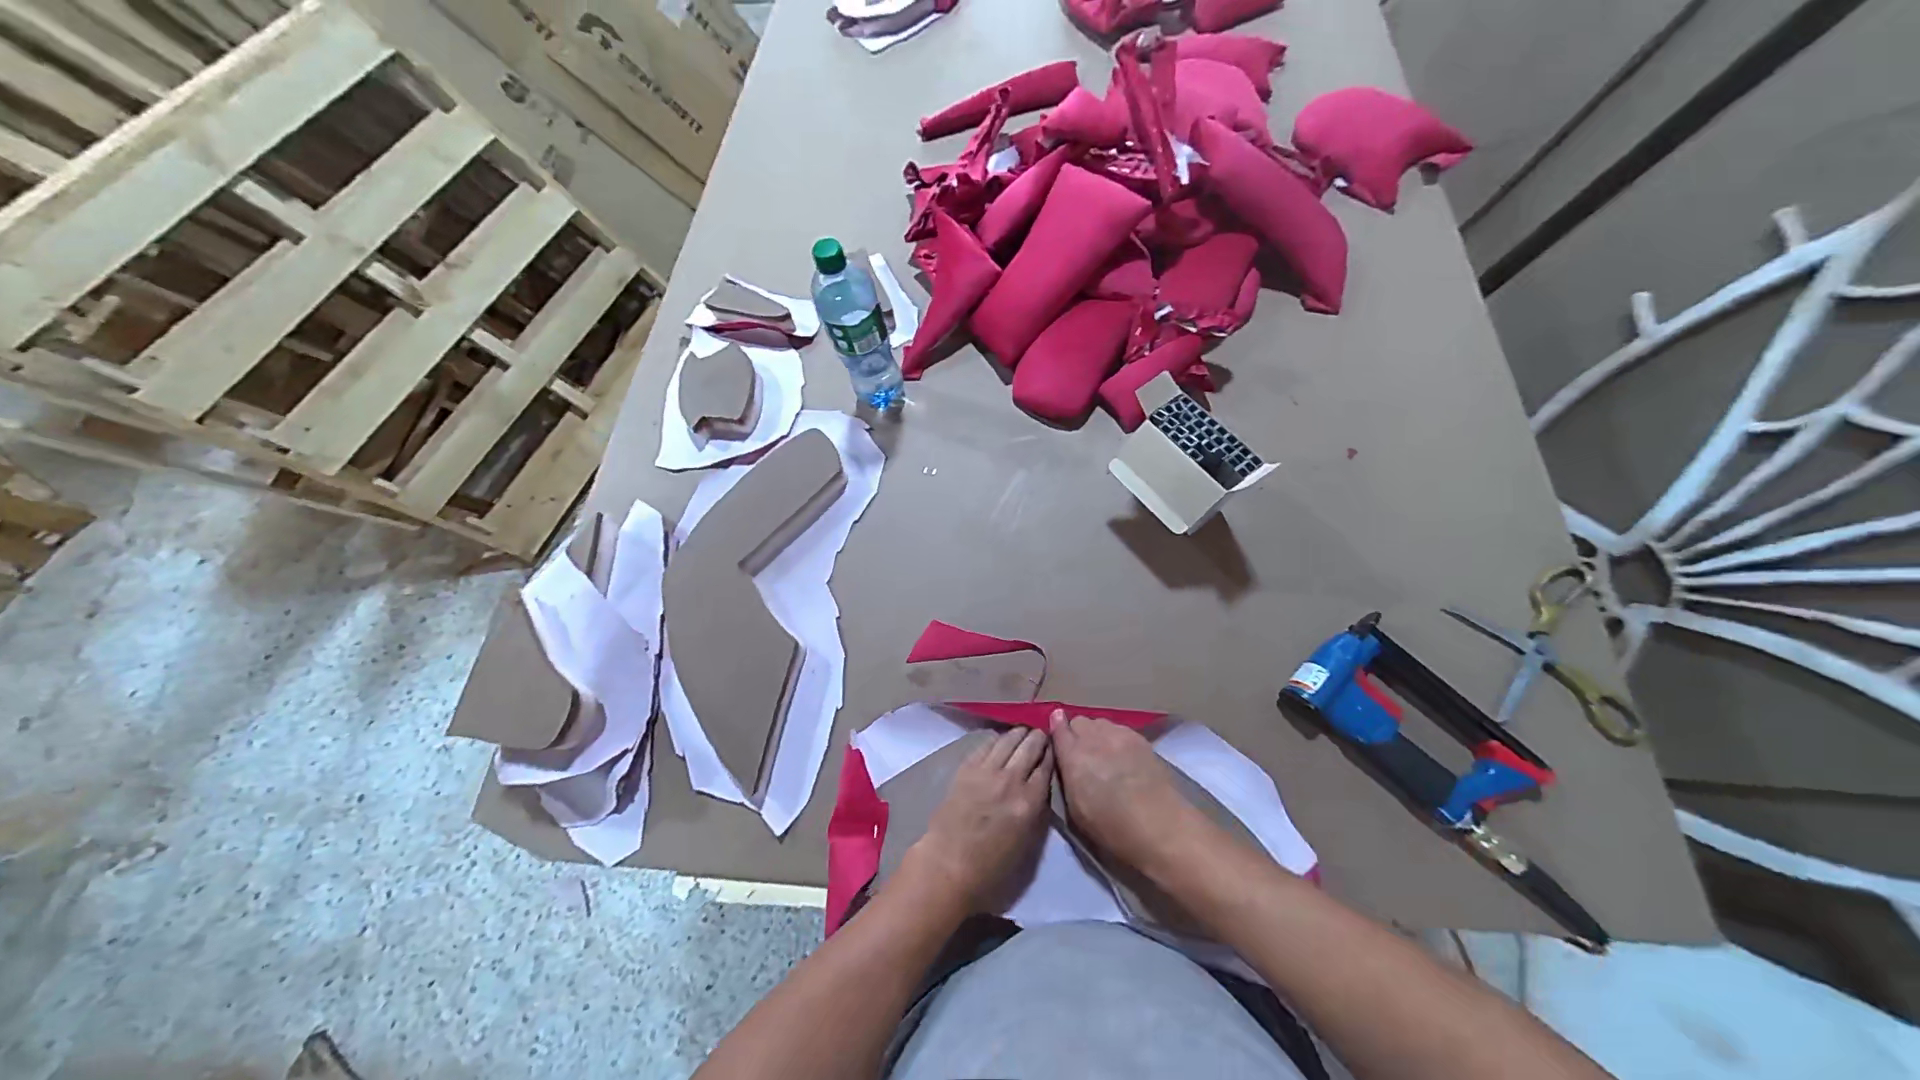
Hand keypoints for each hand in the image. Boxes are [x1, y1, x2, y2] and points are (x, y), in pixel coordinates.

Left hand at [901, 727, 1052, 913]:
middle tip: (1040, 734)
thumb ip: (1039, 811)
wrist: (949, 864)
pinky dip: (997, 739)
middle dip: (1038, 738)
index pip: (1046, 767)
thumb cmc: (992, 867)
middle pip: (1030, 747)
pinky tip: (1000, 739)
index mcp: (1030, 802)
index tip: (1053, 748)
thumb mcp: (1029, 843)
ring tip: (1023, 731)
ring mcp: (986, 771)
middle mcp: (1011, 780)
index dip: (1051, 754)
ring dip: (1019, 733)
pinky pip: (986, 745)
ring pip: (1008, 740)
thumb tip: (1040, 788)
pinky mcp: (966, 768)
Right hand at [1049, 710, 1201, 877]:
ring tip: (1105, 755)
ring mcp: (1119, 734)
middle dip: (1077, 734)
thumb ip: (1066, 777)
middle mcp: (1094, 737)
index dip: (1057, 729)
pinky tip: (1123, 756)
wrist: (1160, 826)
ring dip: (1097, 735)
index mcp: (1073, 755)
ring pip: (1100, 723)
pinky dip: (1116, 738)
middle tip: (1083, 755)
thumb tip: (1065, 760)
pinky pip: (1120, 729)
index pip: (1058, 727)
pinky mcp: (1141, 739)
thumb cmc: (1112, 828)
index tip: (1058, 736)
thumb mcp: (1075, 809)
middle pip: (1079, 722)